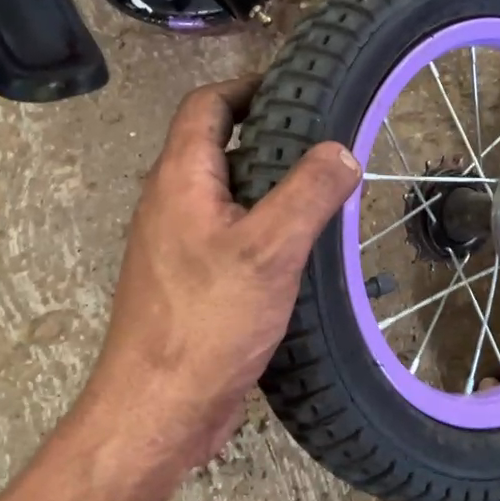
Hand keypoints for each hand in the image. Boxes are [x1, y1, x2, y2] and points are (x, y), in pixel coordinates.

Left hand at [91, 77, 358, 458]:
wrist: (157, 413)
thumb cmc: (206, 323)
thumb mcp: (269, 249)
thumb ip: (309, 193)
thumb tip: (342, 151)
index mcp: (180, 180)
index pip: (206, 106)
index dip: (248, 87)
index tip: (297, 88)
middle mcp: (171, 203)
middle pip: (217, 145)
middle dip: (270, 134)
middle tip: (327, 139)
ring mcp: (178, 244)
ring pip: (228, 192)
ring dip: (271, 182)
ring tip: (326, 188)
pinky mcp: (191, 281)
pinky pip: (231, 231)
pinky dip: (266, 223)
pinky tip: (303, 246)